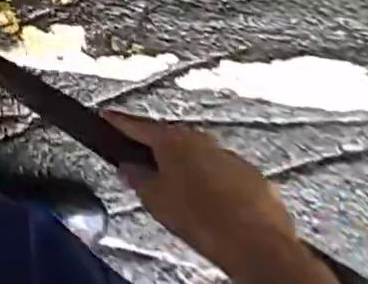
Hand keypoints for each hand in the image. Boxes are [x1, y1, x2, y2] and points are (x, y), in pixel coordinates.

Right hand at [104, 112, 335, 283]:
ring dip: (191, 168)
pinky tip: (215, 206)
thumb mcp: (151, 197)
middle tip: (147, 164)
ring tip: (185, 193)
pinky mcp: (259, 182)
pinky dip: (218, 185)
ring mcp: (233, 160)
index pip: (135, 124)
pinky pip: (229, 177)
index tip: (107, 116)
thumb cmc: (202, 220)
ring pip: (202, 157)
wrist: (260, 250)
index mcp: (171, 138)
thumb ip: (135, 176)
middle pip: (171, 139)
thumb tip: (130, 168)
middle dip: (159, 149)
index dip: (117, 121)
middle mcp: (202, 140)